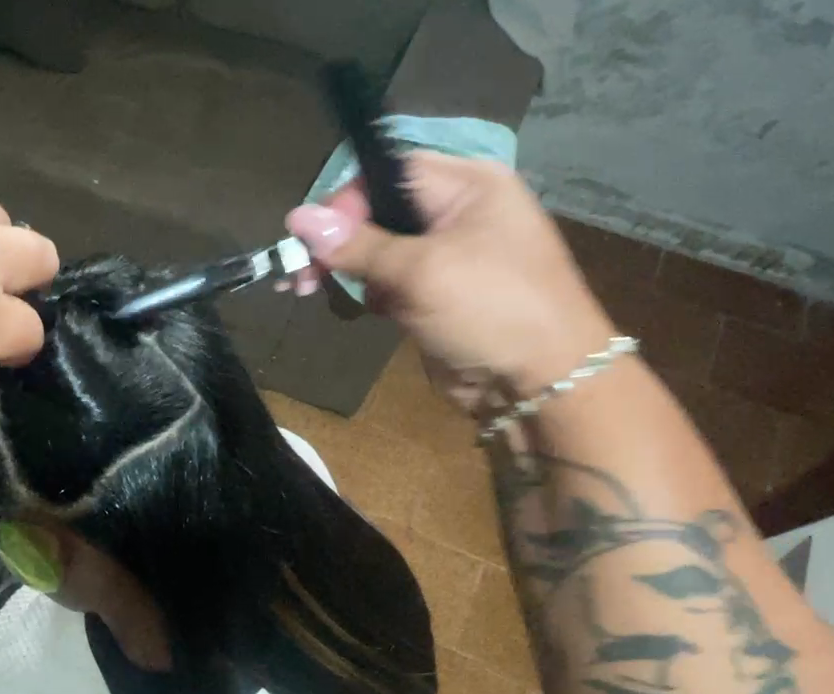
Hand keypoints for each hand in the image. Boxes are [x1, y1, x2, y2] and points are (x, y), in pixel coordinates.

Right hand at [284, 153, 617, 405]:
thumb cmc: (490, 309)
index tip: (312, 240)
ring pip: (375, 248)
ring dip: (343, 269)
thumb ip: (357, 245)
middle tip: (300, 276)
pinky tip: (356, 310)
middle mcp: (457, 212)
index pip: (389, 173)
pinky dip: (364, 292)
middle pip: (377, 210)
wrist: (537, 379)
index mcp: (469, 186)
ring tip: (310, 292)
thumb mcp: (420, 271)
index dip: (346, 202)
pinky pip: (385, 280)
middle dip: (336, 240)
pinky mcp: (432, 293)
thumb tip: (296, 218)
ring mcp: (444, 254)